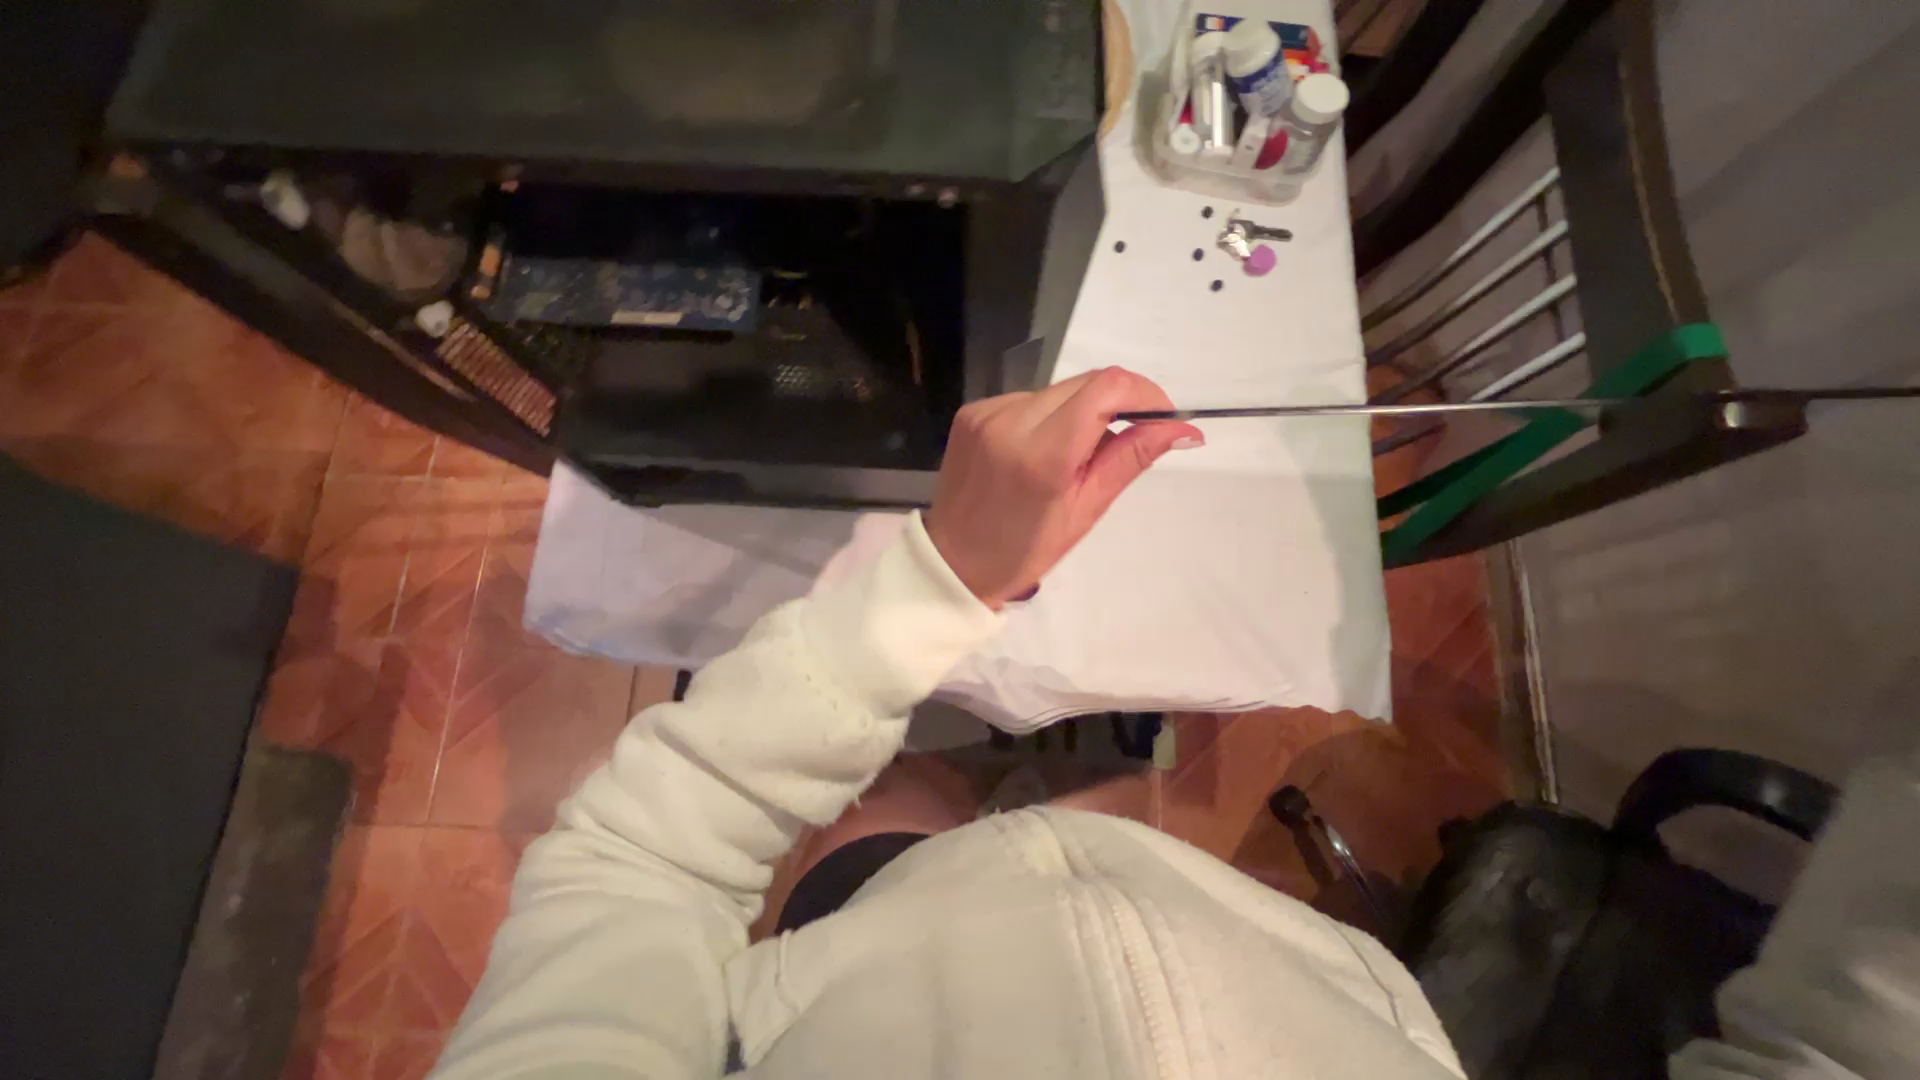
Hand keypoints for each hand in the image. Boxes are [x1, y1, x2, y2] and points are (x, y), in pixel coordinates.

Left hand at [923, 367, 1203, 608]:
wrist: (952, 561)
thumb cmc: (1024, 551)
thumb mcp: (1085, 511)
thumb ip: (1130, 459)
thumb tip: (1182, 429)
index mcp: (1041, 455)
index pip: (1107, 388)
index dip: (1144, 394)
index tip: (1162, 419)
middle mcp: (1010, 421)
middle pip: (1086, 383)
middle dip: (1118, 404)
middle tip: (1129, 440)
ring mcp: (987, 412)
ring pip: (1058, 390)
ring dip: (1081, 412)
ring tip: (1075, 457)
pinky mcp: (973, 411)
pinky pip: (1028, 400)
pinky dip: (1048, 418)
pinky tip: (1040, 452)